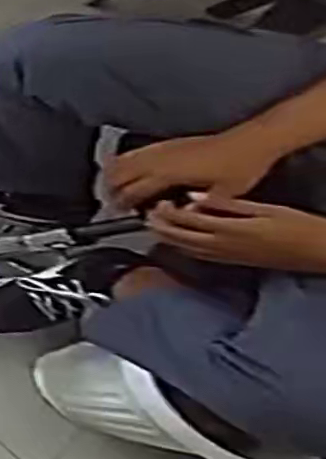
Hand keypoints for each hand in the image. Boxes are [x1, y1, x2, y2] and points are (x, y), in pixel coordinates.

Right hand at [108, 133, 279, 209]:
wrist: (251, 141)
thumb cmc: (242, 166)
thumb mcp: (228, 192)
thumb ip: (201, 205)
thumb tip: (179, 213)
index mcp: (166, 176)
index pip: (131, 192)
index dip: (123, 203)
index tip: (122, 211)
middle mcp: (153, 163)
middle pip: (116, 177)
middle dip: (111, 191)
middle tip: (113, 201)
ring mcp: (155, 152)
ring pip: (117, 165)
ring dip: (110, 177)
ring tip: (110, 187)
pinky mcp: (160, 145)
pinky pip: (128, 154)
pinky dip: (117, 163)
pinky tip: (119, 168)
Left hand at [146, 195, 325, 271]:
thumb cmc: (305, 228)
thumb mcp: (268, 209)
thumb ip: (227, 203)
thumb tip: (193, 197)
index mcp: (229, 229)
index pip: (182, 219)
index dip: (165, 209)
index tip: (163, 201)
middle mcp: (219, 245)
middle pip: (172, 235)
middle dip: (156, 222)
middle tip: (154, 211)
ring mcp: (222, 256)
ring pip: (177, 246)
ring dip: (163, 234)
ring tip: (160, 221)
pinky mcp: (229, 262)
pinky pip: (192, 254)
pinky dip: (178, 244)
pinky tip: (179, 235)